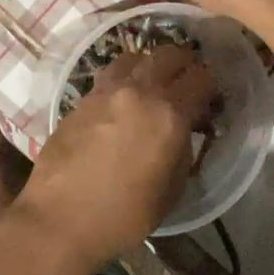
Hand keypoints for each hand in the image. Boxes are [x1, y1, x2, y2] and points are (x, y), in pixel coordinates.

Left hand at [11, 46, 216, 266]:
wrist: (60, 219)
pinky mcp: (80, 100)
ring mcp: (105, 92)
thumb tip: (183, 132)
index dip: (212, 84)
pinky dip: (122, 80)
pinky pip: (108, 77)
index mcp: (168, 114)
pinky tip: (122, 101)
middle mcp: (138, 92)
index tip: (212, 95)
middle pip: (168, 55)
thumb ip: (183, 151)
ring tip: (152, 83)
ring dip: (149, 65)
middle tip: (188, 79)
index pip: (201, 78)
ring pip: (134, 58)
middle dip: (184, 63)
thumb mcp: (171, 190)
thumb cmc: (124, 215)